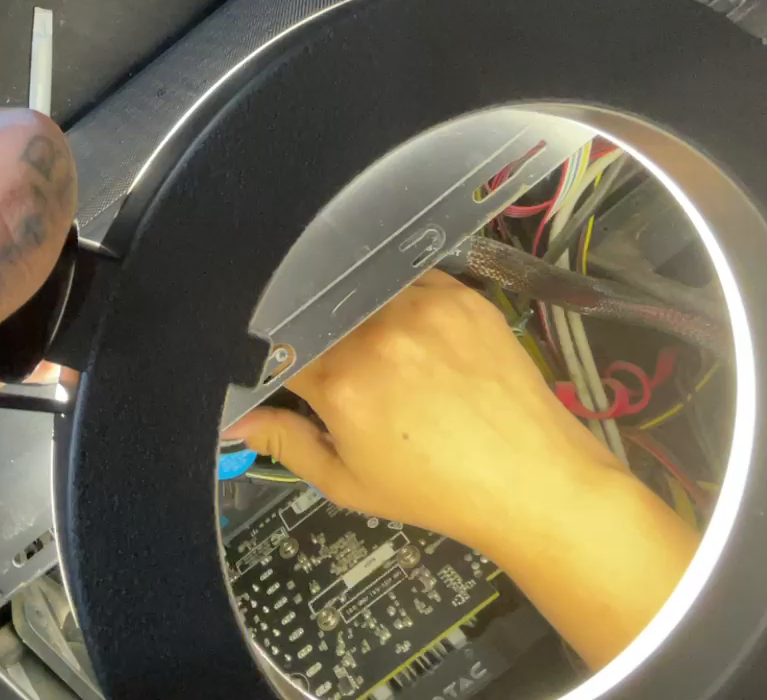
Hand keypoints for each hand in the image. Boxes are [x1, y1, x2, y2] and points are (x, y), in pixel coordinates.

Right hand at [230, 270, 623, 557]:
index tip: (274, 361)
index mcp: (340, 381)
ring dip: (351, 307)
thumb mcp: (348, 481)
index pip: (279, 345)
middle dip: (311, 328)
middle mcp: (375, 333)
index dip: (271, 352)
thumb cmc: (434, 490)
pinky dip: (392, 293)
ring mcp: (420, 307)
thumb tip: (231, 419)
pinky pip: (404, 277)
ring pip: (358, 287)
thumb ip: (284, 442)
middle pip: (316, 310)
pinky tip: (403, 321)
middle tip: (325, 351)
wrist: (535, 483)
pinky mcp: (458, 294)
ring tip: (367, 336)